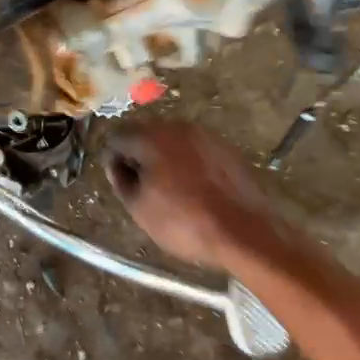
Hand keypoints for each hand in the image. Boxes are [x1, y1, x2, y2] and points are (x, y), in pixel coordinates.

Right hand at [102, 121, 284, 267]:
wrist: (246, 233)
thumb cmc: (185, 222)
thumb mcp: (140, 208)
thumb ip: (120, 181)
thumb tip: (117, 165)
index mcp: (149, 137)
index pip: (117, 137)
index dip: (114, 160)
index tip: (122, 182)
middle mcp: (175, 126)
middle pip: (145, 133)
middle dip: (139, 155)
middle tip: (144, 186)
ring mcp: (204, 135)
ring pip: (172, 141)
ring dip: (165, 158)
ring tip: (171, 189)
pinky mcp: (225, 148)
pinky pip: (195, 150)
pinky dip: (188, 162)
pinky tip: (196, 188)